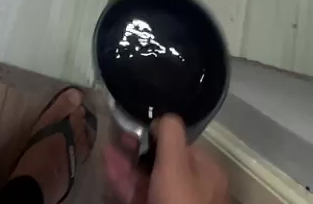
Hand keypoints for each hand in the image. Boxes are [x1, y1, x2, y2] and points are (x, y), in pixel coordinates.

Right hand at [102, 116, 227, 203]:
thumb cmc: (180, 201)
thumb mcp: (176, 163)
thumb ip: (170, 133)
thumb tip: (160, 116)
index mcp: (207, 171)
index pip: (179, 144)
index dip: (155, 134)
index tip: (134, 127)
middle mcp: (194, 188)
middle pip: (161, 161)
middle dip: (136, 148)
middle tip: (117, 137)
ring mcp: (175, 203)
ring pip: (147, 179)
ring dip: (126, 164)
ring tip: (106, 150)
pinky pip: (140, 194)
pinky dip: (124, 182)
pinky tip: (108, 167)